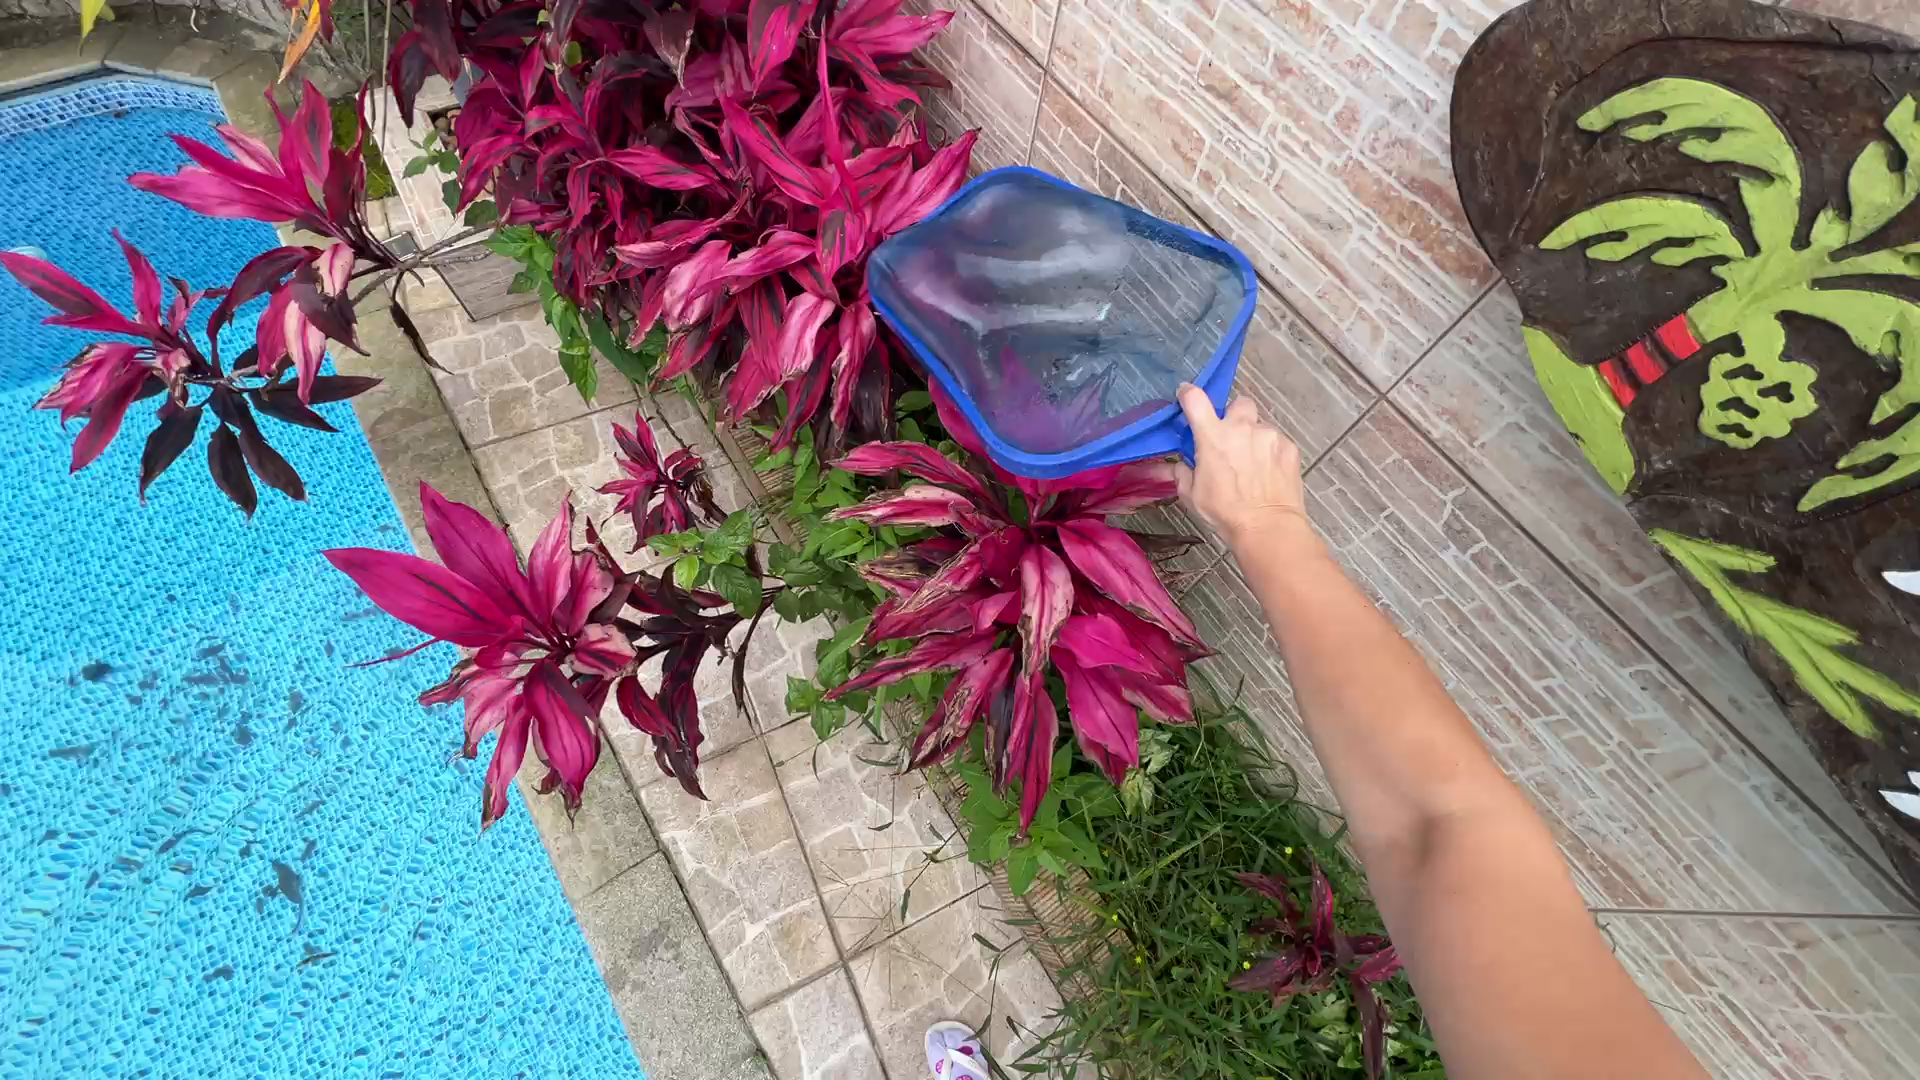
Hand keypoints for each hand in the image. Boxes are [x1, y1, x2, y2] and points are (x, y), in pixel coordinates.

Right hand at [1173, 384, 1308, 547]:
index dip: (1189, 394)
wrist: (1267, 525)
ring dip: (1253, 437)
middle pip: (1238, 403)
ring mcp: (1268, 435)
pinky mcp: (1288, 447)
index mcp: (1213, 436)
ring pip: (1259, 425)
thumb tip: (1178, 466)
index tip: (1187, 396)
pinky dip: (1270, 451)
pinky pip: (1276, 441)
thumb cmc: (1225, 511)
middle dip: (1234, 416)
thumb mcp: (1192, 495)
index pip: (1196, 400)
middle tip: (1230, 438)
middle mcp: (1242, 428)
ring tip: (1251, 463)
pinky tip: (1267, 472)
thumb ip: (1182, 473)